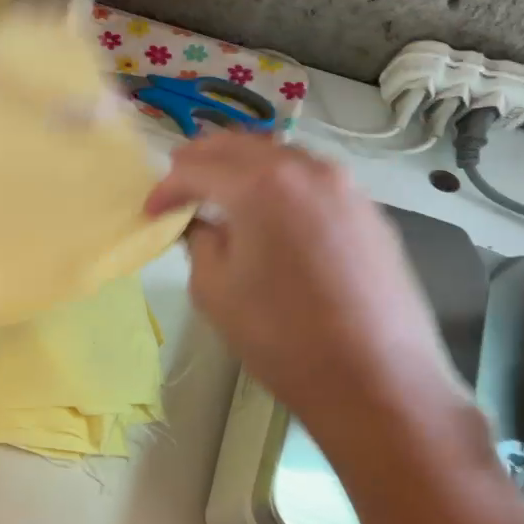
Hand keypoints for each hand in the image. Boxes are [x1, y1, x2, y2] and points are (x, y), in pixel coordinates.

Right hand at [144, 134, 468, 432]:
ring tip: (217, 194)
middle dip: (201, 161)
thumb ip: (200, 241)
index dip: (165, 187)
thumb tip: (201, 223)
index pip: (196, 168)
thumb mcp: (213, 289)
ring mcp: (346, 188)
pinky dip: (278, 185)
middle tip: (175, 186)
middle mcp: (307, 171)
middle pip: (241, 147)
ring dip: (242, 168)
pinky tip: (266, 215)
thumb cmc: (279, 335)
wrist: (374, 377)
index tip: (149, 211)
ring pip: (281, 157)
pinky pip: (311, 180)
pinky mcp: (369, 212)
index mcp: (261, 186)